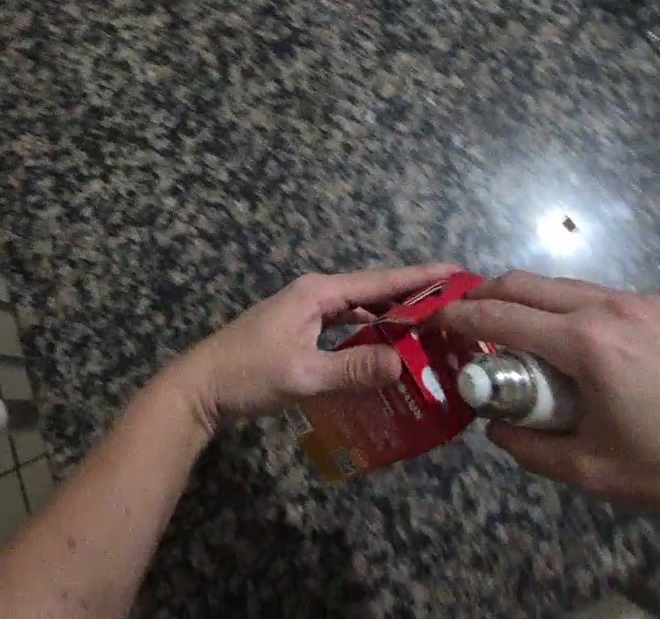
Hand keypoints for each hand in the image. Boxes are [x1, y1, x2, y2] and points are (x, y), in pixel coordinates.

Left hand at [162, 264, 462, 434]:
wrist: (201, 387)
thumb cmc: (248, 374)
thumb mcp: (303, 374)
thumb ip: (352, 368)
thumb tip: (405, 363)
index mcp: (317, 293)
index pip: (379, 281)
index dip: (419, 277)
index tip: (458, 272)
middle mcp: (315, 295)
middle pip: (373, 292)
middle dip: (413, 297)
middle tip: (457, 306)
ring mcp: (306, 313)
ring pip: (360, 312)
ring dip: (392, 320)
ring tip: (433, 331)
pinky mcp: (301, 333)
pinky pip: (345, 328)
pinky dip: (369, 337)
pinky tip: (388, 355)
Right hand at [439, 273, 659, 531]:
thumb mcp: (593, 473)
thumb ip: (529, 447)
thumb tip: (494, 427)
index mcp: (587, 345)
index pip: (501, 315)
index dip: (460, 315)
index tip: (434, 320)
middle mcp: (610, 307)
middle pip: (525, 283)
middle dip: (486, 296)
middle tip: (468, 324)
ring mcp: (643, 302)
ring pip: (562, 285)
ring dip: (529, 302)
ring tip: (522, 339)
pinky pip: (600, 295)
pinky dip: (569, 308)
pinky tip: (581, 347)